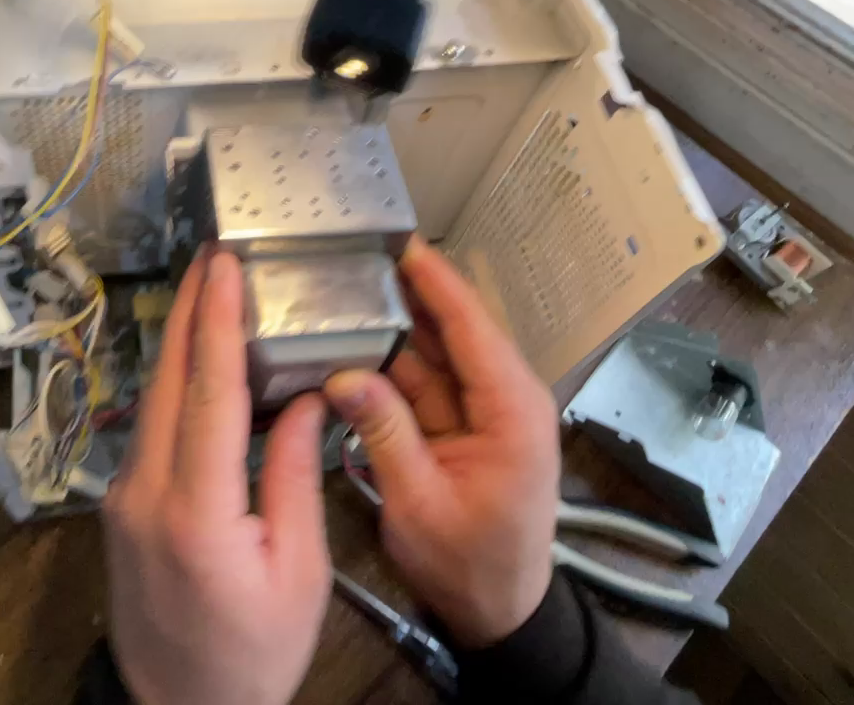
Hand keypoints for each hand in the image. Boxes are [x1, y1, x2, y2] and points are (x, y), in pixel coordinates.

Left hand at [102, 249, 331, 704]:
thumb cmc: (252, 653)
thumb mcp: (298, 572)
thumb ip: (293, 475)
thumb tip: (302, 399)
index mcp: (198, 511)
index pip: (209, 394)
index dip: (216, 322)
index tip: (223, 268)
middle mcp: (147, 489)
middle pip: (166, 378)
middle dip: (188, 308)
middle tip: (211, 255)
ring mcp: (124, 493)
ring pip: (153, 395)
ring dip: (180, 338)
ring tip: (209, 290)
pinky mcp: (122, 499)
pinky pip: (152, 422)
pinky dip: (176, 379)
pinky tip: (200, 357)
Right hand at [324, 238, 560, 647]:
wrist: (499, 612)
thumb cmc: (470, 564)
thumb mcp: (420, 503)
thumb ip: (384, 432)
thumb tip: (342, 374)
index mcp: (511, 408)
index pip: (471, 326)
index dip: (435, 282)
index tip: (402, 242)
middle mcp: (503, 395)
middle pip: (453, 329)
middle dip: (410, 292)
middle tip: (361, 256)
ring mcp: (482, 407)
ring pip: (436, 350)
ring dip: (397, 323)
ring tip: (352, 287)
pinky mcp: (463, 420)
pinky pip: (426, 378)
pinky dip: (393, 360)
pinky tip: (358, 339)